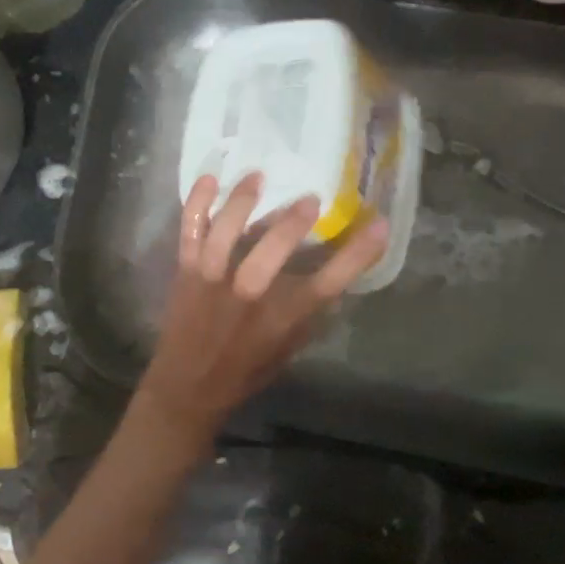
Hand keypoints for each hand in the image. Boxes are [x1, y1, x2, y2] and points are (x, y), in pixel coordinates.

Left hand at [135, 174, 388, 439]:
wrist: (187, 387)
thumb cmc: (245, 369)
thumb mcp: (289, 347)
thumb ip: (309, 310)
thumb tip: (334, 272)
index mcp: (281, 320)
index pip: (326, 285)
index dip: (356, 255)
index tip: (379, 226)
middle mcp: (246, 297)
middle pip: (271, 255)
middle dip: (291, 224)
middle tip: (311, 199)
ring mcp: (211, 280)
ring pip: (224, 235)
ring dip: (241, 203)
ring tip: (258, 176)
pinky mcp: (185, 270)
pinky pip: (189, 231)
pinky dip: (196, 203)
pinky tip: (209, 178)